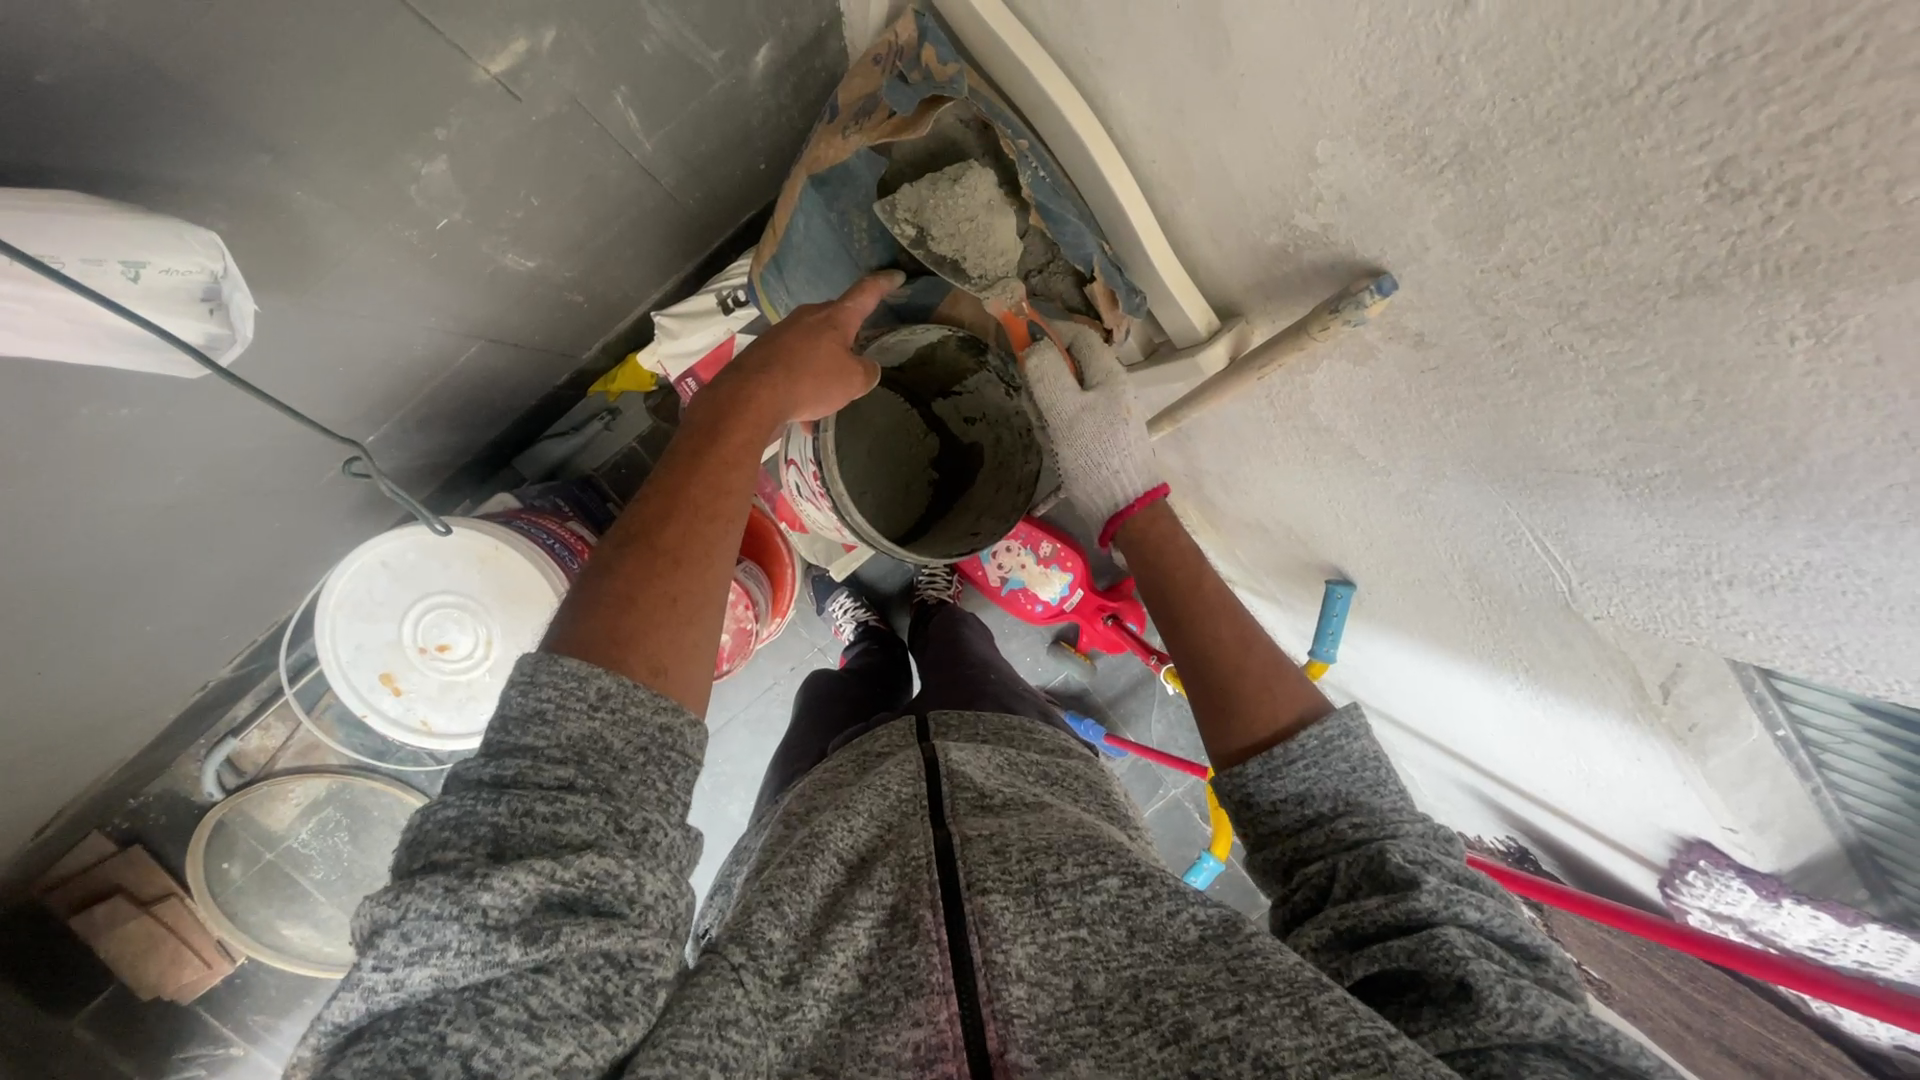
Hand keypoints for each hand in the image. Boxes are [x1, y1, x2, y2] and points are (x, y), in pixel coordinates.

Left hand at [696, 270, 905, 429]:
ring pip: (813, 345)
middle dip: (849, 334)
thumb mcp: (853, 382)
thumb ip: (867, 372)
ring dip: (823, 365)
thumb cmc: (810, 380)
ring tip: (830, 395)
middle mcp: (808, 317)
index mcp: (835, 318)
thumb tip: (866, 368)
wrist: (751, 396)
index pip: (866, 293)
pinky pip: (794, 365)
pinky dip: (803, 384)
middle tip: (859, 352)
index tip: (897, 276)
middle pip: (836, 319)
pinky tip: (803, 414)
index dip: (883, 284)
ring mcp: (782, 333)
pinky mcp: (764, 353)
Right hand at [1024, 323, 1164, 543]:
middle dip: (1043, 381)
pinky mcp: (1098, 439)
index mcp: (1108, 375)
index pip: (1078, 337)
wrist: (1123, 509)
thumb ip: (1047, 374)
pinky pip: (1069, 423)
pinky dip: (1055, 429)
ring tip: (1044, 433)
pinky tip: (1053, 448)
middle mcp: (1109, 390)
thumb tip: (1032, 345)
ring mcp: (1105, 416)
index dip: (1050, 333)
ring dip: (1046, 409)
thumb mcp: (1066, 411)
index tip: (1019, 341)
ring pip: (1064, 397)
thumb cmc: (1095, 456)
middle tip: (1032, 401)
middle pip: (1067, 368)